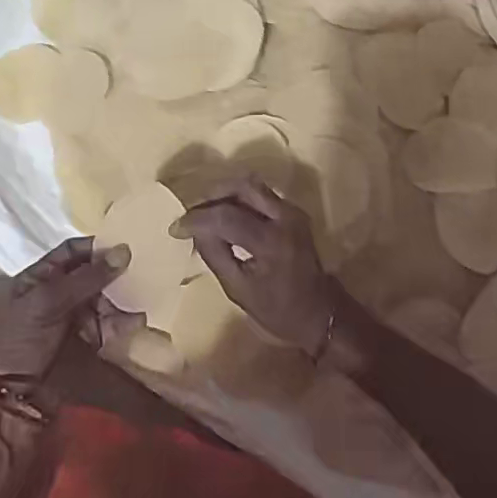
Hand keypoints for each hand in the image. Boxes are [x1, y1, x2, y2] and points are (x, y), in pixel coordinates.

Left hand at [0, 237, 130, 378]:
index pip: (74, 251)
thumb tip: (124, 251)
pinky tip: (137, 320)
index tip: (126, 244)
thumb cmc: (18, 339)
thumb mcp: (47, 302)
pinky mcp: (89, 340)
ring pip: (108, 298)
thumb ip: (86, 278)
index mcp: (42, 277)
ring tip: (142, 299)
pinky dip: (125, 321)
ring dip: (124, 299)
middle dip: (117, 273)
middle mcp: (61, 293)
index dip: (97, 246)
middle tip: (143, 271)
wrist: (7, 397)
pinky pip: (112, 324)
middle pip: (96, 274)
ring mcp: (76, 317)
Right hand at [171, 176, 337, 354]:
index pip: (226, 216)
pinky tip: (226, 215)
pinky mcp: (294, 212)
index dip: (196, 219)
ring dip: (226, 194)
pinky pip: (262, 195)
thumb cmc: (277, 309)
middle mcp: (285, 218)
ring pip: (253, 186)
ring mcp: (292, 212)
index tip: (176, 229)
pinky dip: (240, 199)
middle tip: (192, 214)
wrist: (320, 311)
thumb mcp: (238, 289)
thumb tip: (194, 230)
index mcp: (271, 241)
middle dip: (212, 196)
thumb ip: (215, 254)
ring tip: (206, 213)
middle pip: (242, 187)